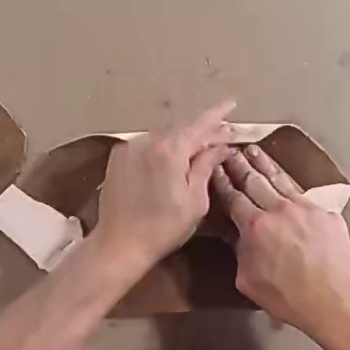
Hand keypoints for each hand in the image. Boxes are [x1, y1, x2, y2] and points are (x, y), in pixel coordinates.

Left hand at [91, 101, 235, 274]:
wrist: (119, 245)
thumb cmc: (163, 228)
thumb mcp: (194, 200)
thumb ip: (206, 167)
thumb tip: (220, 147)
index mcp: (169, 150)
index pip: (199, 124)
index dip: (218, 114)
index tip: (231, 104)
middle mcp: (147, 141)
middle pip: (181, 129)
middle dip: (203, 131)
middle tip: (223, 135)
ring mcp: (129, 148)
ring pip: (163, 137)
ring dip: (183, 141)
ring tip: (201, 149)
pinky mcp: (118, 159)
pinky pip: (147, 146)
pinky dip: (163, 149)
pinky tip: (173, 161)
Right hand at [211, 144, 349, 349]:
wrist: (334, 300)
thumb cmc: (288, 298)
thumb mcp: (248, 280)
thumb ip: (240, 252)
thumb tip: (237, 235)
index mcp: (255, 227)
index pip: (233, 197)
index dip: (222, 182)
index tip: (215, 168)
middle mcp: (279, 210)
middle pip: (254, 181)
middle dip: (240, 164)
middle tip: (230, 150)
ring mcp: (305, 208)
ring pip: (280, 180)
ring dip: (264, 163)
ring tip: (254, 150)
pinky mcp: (326, 214)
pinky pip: (303, 194)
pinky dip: (289, 182)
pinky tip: (284, 178)